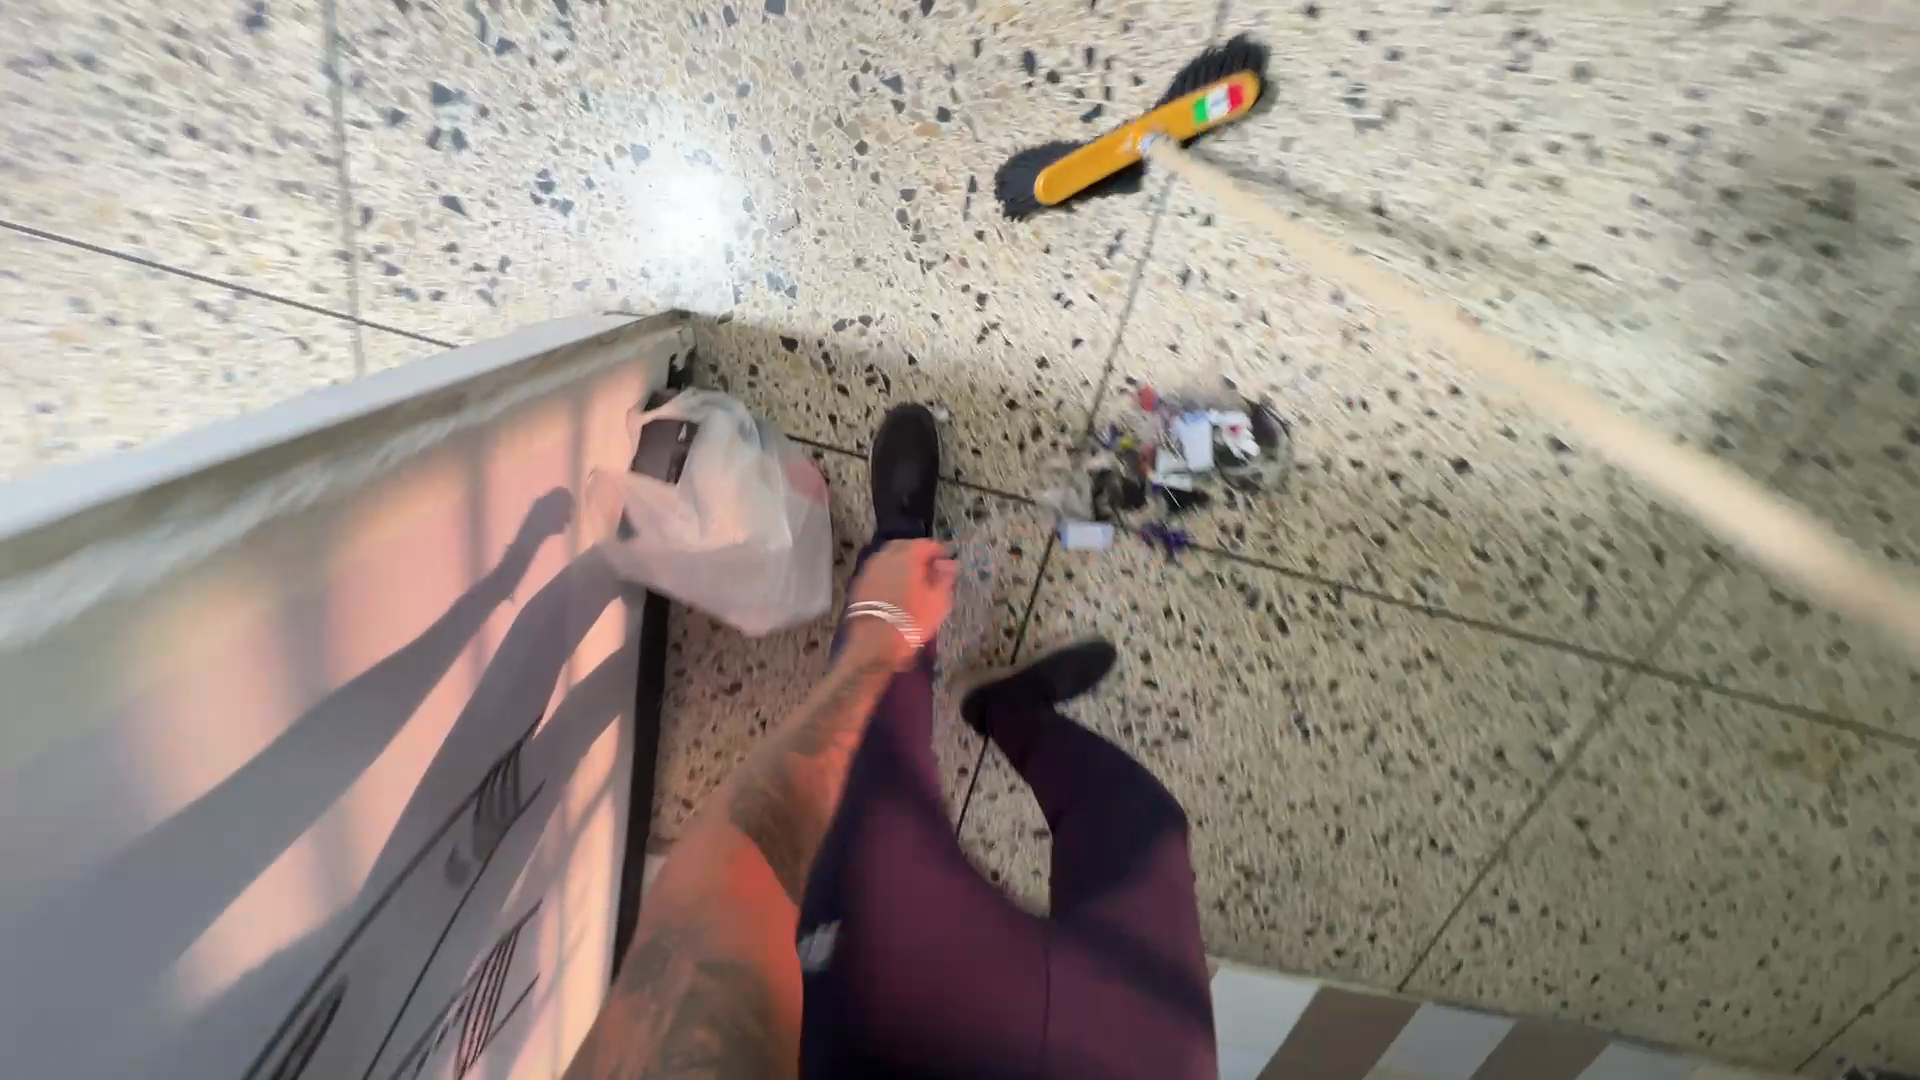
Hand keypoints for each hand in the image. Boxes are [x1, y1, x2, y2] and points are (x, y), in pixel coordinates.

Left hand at [844, 539, 958, 667]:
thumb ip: (944, 577)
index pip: (926, 544)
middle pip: (904, 546)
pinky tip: (895, 588)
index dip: (939, 551)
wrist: (873, 643)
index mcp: (907, 556)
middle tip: (929, 569)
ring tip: (912, 579)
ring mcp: (869, 569)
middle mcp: (886, 556)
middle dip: (917, 553)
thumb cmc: (911, 621)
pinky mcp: (859, 584)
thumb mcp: (938, 601)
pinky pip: (878, 571)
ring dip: (901, 563)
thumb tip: (949, 563)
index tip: (946, 562)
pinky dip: (888, 574)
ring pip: (888, 558)